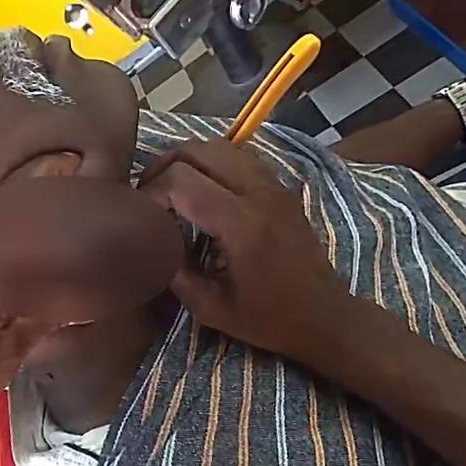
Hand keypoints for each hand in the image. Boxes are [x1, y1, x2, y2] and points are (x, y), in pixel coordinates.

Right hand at [139, 140, 353, 360]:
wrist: (323, 316)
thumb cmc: (266, 319)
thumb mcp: (209, 307)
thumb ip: (174, 271)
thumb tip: (150, 241)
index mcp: (241, 224)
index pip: (181, 180)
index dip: (151, 192)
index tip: (143, 217)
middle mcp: (259, 193)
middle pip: (198, 150)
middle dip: (164, 168)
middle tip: (149, 197)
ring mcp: (273, 185)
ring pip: (220, 145)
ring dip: (188, 161)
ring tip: (170, 190)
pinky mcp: (280, 187)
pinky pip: (239, 156)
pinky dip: (212, 163)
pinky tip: (202, 190)